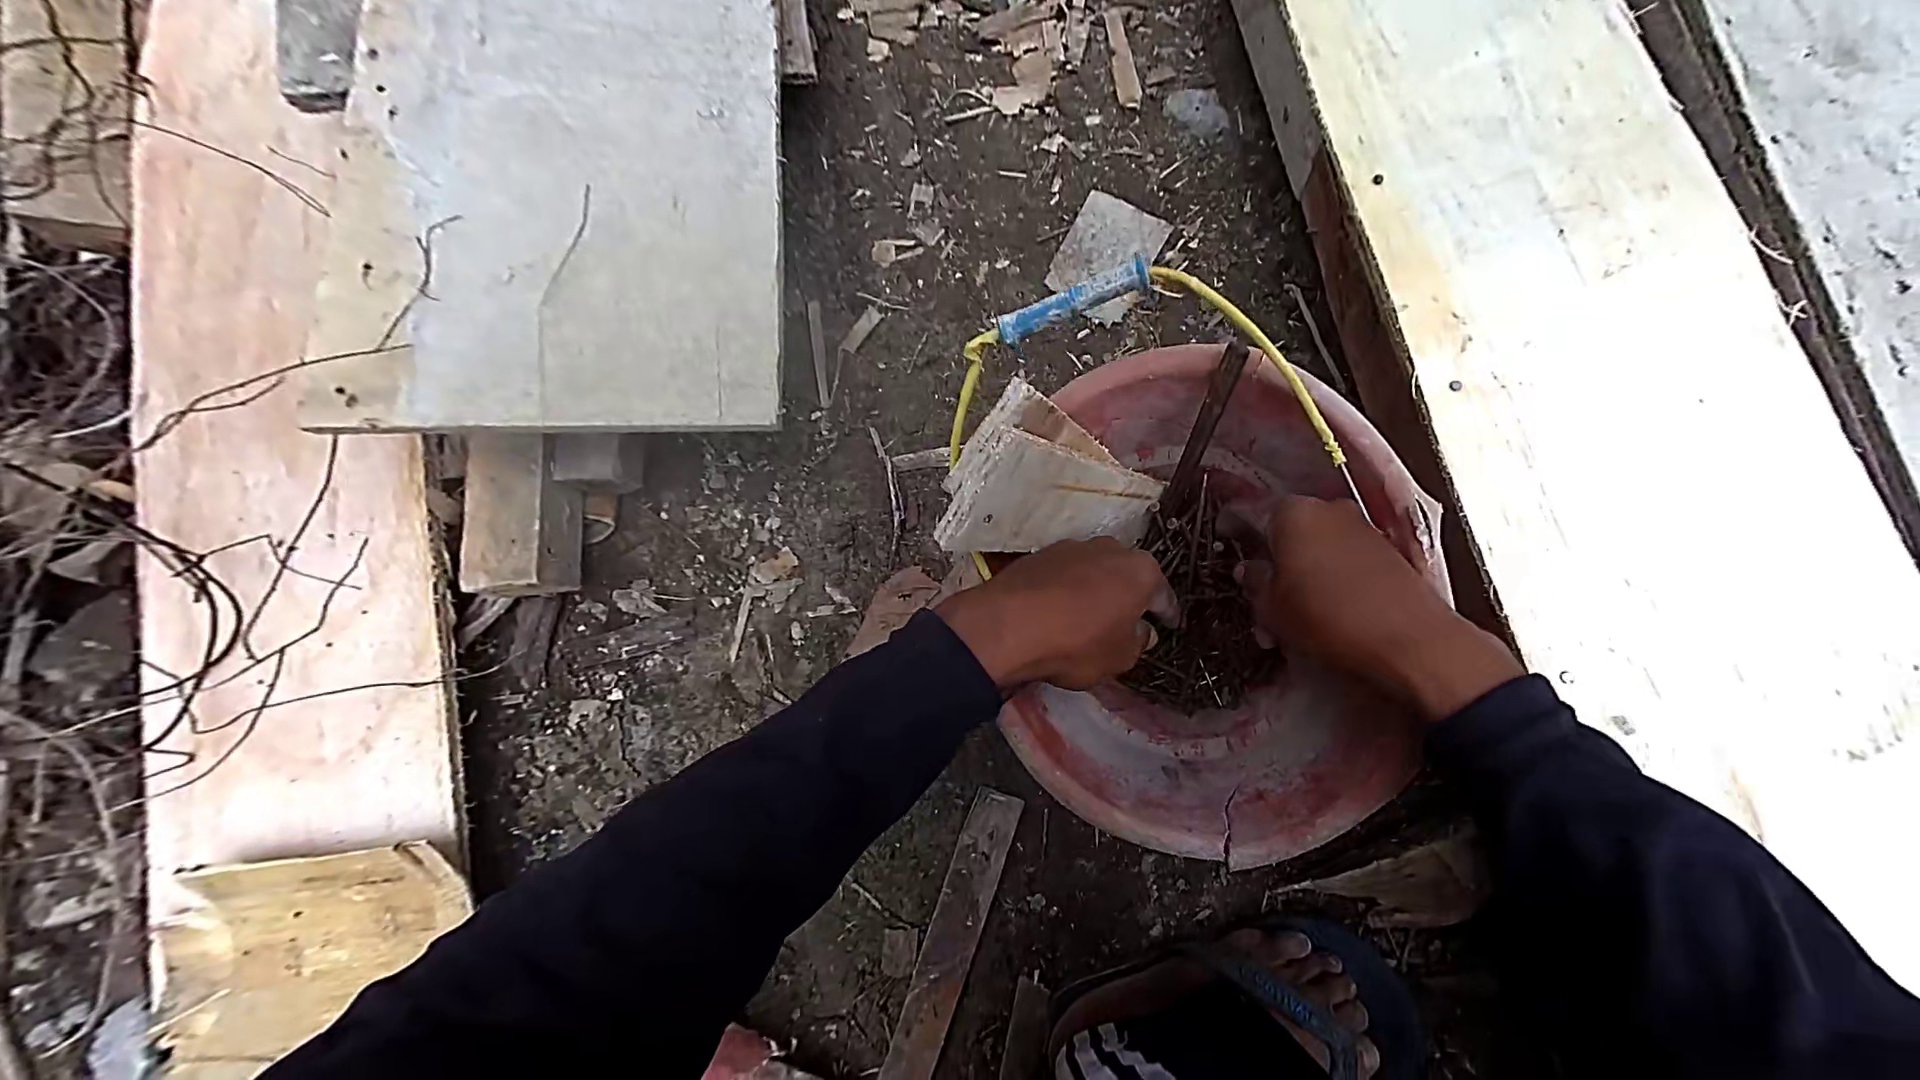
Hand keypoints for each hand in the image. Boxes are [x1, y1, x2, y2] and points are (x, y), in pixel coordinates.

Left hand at [935, 537, 1177, 691]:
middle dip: (1128, 596)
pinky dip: (1065, 590)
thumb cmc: (1076, 643)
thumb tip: (1139, 631)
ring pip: (1093, 571)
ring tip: (1088, 616)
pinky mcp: (1038, 554)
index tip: (1169, 626)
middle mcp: (1109, 548)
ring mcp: (1071, 547)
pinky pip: (1063, 575)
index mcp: (1140, 570)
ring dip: (1095, 590)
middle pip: (1126, 575)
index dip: (1167, 614)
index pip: (1163, 596)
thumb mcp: (1119, 657)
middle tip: (1127, 621)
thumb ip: (1137, 642)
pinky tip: (1058, 610)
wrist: (1006, 624)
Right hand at [1231, 496, 1523, 720]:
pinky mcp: (1386, 551)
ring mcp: (1361, 528)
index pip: (1249, 510)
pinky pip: (1340, 557)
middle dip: (1269, 560)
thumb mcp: (1271, 607)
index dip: (1231, 526)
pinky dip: (1325, 577)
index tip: (1224, 538)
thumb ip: (1254, 581)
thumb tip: (1251, 570)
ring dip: (1297, 574)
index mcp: (1293, 513)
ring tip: (1288, 613)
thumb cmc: (1329, 618)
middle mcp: (1328, 509)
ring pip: (1313, 546)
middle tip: (1258, 593)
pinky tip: (1320, 610)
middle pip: (1284, 530)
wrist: (1412, 642)